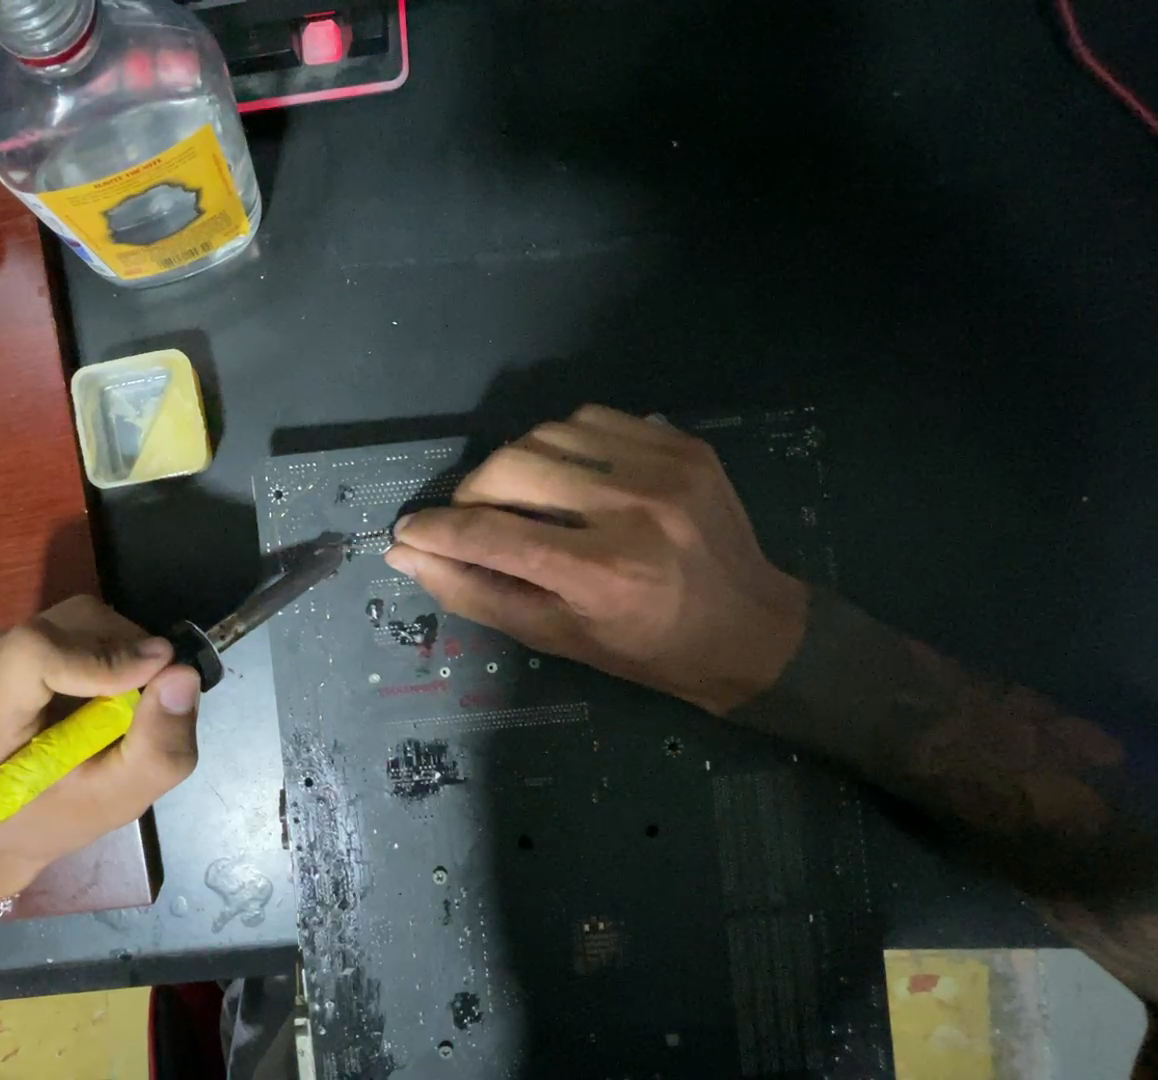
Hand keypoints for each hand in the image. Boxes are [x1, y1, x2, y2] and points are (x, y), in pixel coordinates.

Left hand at [0, 596, 201, 898]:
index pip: (33, 655)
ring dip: (116, 646)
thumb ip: (158, 749)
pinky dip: (99, 644)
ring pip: (69, 617)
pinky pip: (64, 620)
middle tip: (148, 695)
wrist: (14, 816)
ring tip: (120, 696)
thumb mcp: (120, 800)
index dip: (103, 656)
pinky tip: (96, 683)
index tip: (160, 671)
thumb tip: (182, 673)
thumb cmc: (61, 816)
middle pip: (61, 628)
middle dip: (124, 650)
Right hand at [383, 405, 808, 715]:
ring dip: (513, 464)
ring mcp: (663, 468)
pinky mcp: (681, 443)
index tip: (406, 532)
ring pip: (545, 432)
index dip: (434, 531)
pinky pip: (590, 418)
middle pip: (510, 468)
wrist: (751, 629)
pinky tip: (567, 474)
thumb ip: (474, 593)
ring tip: (519, 498)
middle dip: (469, 493)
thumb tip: (407, 555)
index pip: (489, 535)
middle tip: (467, 518)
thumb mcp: (554, 636)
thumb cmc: (644, 649)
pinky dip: (560, 442)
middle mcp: (633, 510)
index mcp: (601, 574)